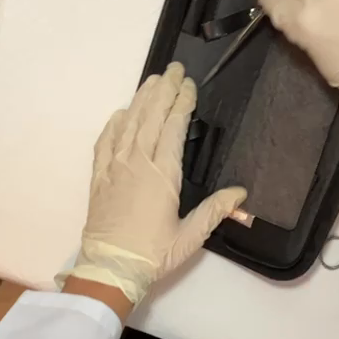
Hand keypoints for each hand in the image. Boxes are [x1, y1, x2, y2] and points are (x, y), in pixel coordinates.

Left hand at [65, 62, 247, 304]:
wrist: (111, 269)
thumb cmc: (154, 254)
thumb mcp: (191, 236)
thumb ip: (215, 211)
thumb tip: (240, 193)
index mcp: (163, 173)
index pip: (174, 126)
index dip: (182, 102)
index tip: (188, 85)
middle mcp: (138, 162)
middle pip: (151, 116)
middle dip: (163, 90)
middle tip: (173, 69)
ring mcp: (115, 167)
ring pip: (129, 123)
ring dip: (141, 99)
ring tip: (152, 80)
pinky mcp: (98, 178)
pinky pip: (105, 142)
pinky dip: (114, 123)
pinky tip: (122, 113)